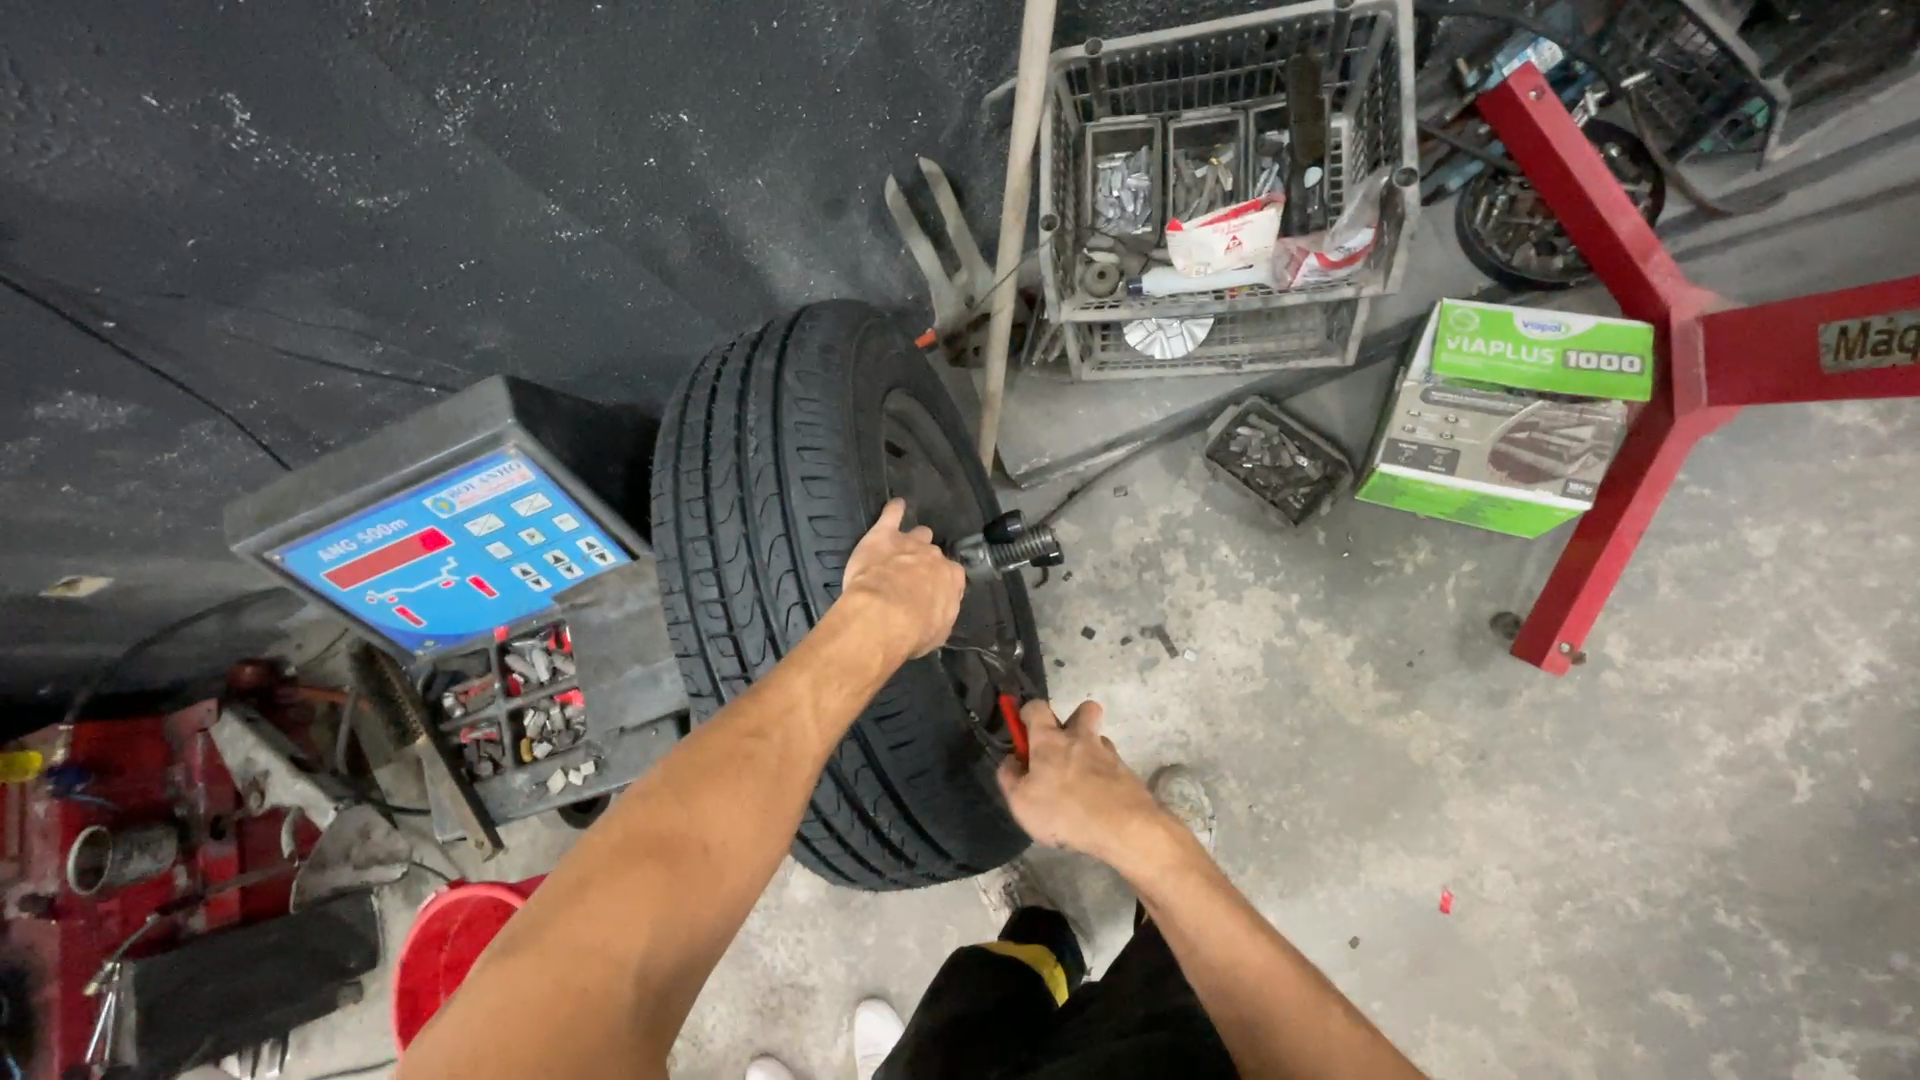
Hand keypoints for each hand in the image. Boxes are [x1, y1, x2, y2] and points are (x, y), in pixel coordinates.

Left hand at [840, 498, 966, 659]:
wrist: (884, 614)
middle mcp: (935, 557)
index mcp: (952, 579)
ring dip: (914, 539)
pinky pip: (892, 515)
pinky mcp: (884, 535)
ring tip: (905, 544)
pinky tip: (896, 506)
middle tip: (912, 577)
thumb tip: (935, 613)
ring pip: (918, 534)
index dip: (941, 584)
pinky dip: (894, 510)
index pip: (952, 576)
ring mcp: (910, 543)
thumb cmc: (913, 630)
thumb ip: (940, 616)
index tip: (931, 593)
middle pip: (934, 555)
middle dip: (926, 563)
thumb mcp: (937, 632)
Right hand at [996, 700, 1169, 865]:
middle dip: (1074, 720)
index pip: (1037, 707)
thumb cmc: (1063, 811)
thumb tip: (1011, 761)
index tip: (1024, 730)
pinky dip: (1104, 778)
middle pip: (1084, 710)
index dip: (1028, 713)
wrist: (1123, 827)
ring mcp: (1108, 754)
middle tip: (1063, 748)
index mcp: (1050, 740)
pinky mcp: (1127, 773)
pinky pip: (1112, 767)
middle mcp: (1081, 738)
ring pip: (1099, 740)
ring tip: (1081, 782)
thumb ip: (1010, 777)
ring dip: (1089, 752)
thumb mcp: (1020, 801)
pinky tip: (1099, 801)